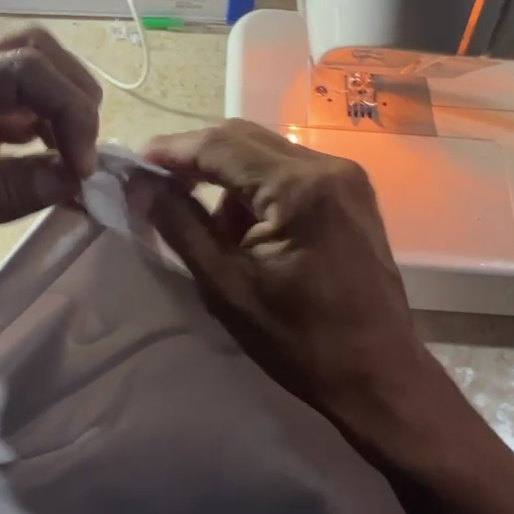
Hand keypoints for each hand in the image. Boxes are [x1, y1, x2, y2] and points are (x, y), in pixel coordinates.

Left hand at [0, 28, 101, 325]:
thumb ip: (6, 195)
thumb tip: (75, 178)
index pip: (22, 67)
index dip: (69, 107)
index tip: (82, 167)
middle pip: (26, 52)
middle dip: (72, 93)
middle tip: (86, 153)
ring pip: (19, 76)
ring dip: (58, 110)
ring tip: (73, 164)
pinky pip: (3, 111)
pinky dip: (38, 131)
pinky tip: (48, 168)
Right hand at [139, 119, 432, 422]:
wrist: (379, 375)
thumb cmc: (299, 341)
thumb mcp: (226, 285)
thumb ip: (179, 225)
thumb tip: (139, 184)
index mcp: (300, 187)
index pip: (220, 146)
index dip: (172, 151)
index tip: (134, 164)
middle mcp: (329, 166)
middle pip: (244, 138)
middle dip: (198, 160)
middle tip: (159, 189)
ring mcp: (347, 178)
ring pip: (267, 153)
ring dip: (229, 178)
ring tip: (213, 231)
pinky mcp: (353, 194)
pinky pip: (292, 172)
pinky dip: (260, 189)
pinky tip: (249, 232)